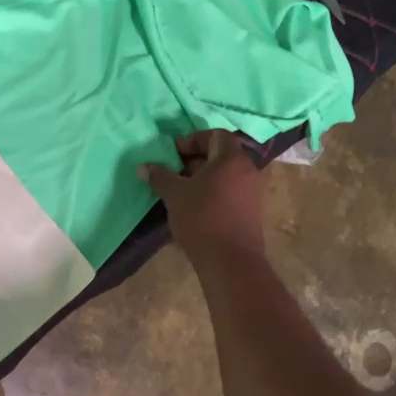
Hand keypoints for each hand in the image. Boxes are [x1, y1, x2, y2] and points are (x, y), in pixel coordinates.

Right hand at [138, 129, 265, 268]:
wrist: (230, 260)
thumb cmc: (202, 219)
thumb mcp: (174, 195)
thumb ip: (159, 176)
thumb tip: (143, 167)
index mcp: (231, 159)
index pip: (215, 134)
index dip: (192, 140)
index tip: (173, 155)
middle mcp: (247, 170)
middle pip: (220, 153)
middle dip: (194, 160)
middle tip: (173, 172)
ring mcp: (252, 191)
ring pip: (224, 174)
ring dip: (202, 177)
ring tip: (180, 191)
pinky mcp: (250, 210)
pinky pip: (230, 190)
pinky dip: (212, 191)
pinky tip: (194, 207)